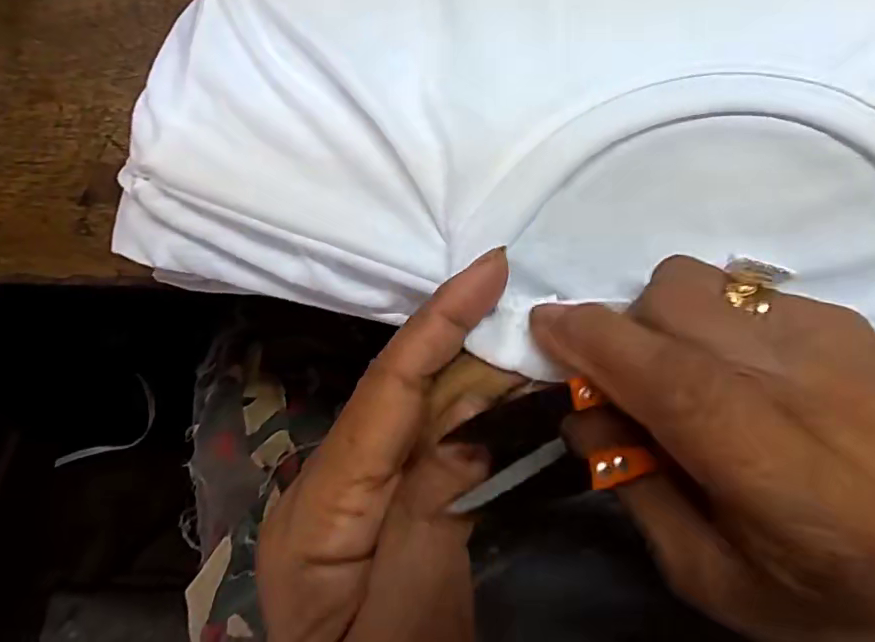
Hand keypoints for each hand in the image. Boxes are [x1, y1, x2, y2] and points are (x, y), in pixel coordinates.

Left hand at [258, 249, 509, 641]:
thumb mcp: (407, 617)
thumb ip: (435, 510)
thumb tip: (479, 421)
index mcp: (324, 502)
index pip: (389, 385)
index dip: (441, 318)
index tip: (492, 267)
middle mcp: (344, 477)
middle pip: (418, 386)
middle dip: (480, 339)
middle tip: (546, 309)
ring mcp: (375, 489)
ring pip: (440, 407)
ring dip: (495, 371)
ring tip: (550, 341)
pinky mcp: (404, 502)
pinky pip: (452, 439)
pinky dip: (494, 412)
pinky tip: (530, 393)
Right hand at [529, 255, 874, 641]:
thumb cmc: (807, 598)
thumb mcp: (704, 574)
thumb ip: (632, 480)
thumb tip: (578, 393)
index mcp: (800, 488)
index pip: (685, 388)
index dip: (607, 347)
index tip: (546, 324)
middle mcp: (829, 394)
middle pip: (687, 306)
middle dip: (633, 330)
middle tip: (633, 378)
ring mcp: (845, 343)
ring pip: (708, 280)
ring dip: (672, 317)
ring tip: (693, 370)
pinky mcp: (852, 320)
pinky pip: (743, 288)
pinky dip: (717, 319)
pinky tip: (745, 369)